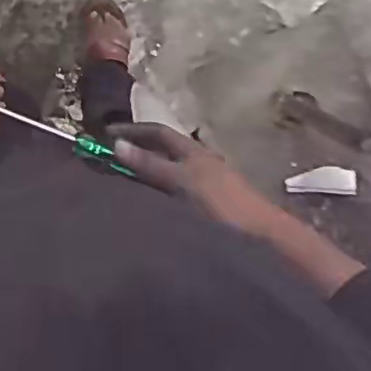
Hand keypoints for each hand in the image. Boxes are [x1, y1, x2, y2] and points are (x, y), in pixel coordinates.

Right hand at [110, 123, 249, 211]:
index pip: (158, 132)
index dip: (132, 131)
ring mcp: (206, 185)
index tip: (105, 135)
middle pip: (163, 150)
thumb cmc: (222, 204)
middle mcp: (200, 163)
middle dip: (137, 149)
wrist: (266, 239)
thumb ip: (150, 164)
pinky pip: (174, 190)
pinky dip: (156, 190)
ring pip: (169, 171)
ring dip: (146, 171)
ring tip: (121, 180)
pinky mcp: (209, 206)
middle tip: (108, 157)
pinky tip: (146, 202)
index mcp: (194, 151)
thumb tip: (117, 144)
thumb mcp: (181, 181)